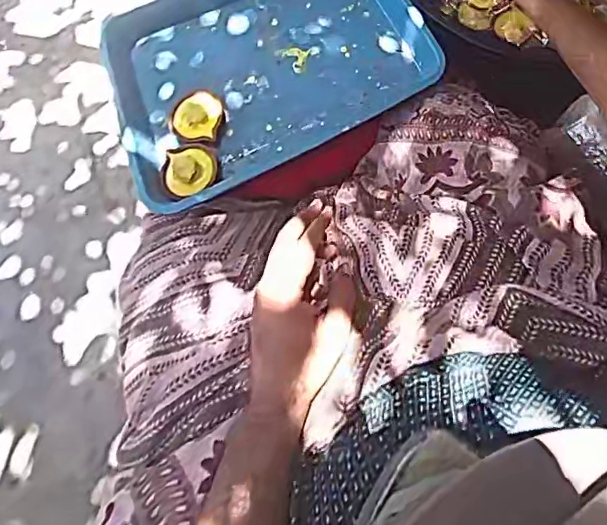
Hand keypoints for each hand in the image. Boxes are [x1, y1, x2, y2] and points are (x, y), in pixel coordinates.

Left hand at [248, 206, 359, 426]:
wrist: (275, 400)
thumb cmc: (307, 369)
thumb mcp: (336, 332)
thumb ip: (343, 294)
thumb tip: (344, 268)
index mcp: (283, 290)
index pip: (300, 247)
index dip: (316, 226)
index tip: (329, 210)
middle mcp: (267, 286)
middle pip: (283, 243)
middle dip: (302, 223)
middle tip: (320, 207)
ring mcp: (262, 295)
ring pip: (279, 254)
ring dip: (298, 239)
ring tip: (322, 232)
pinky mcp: (263, 304)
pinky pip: (278, 268)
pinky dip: (294, 255)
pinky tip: (312, 261)